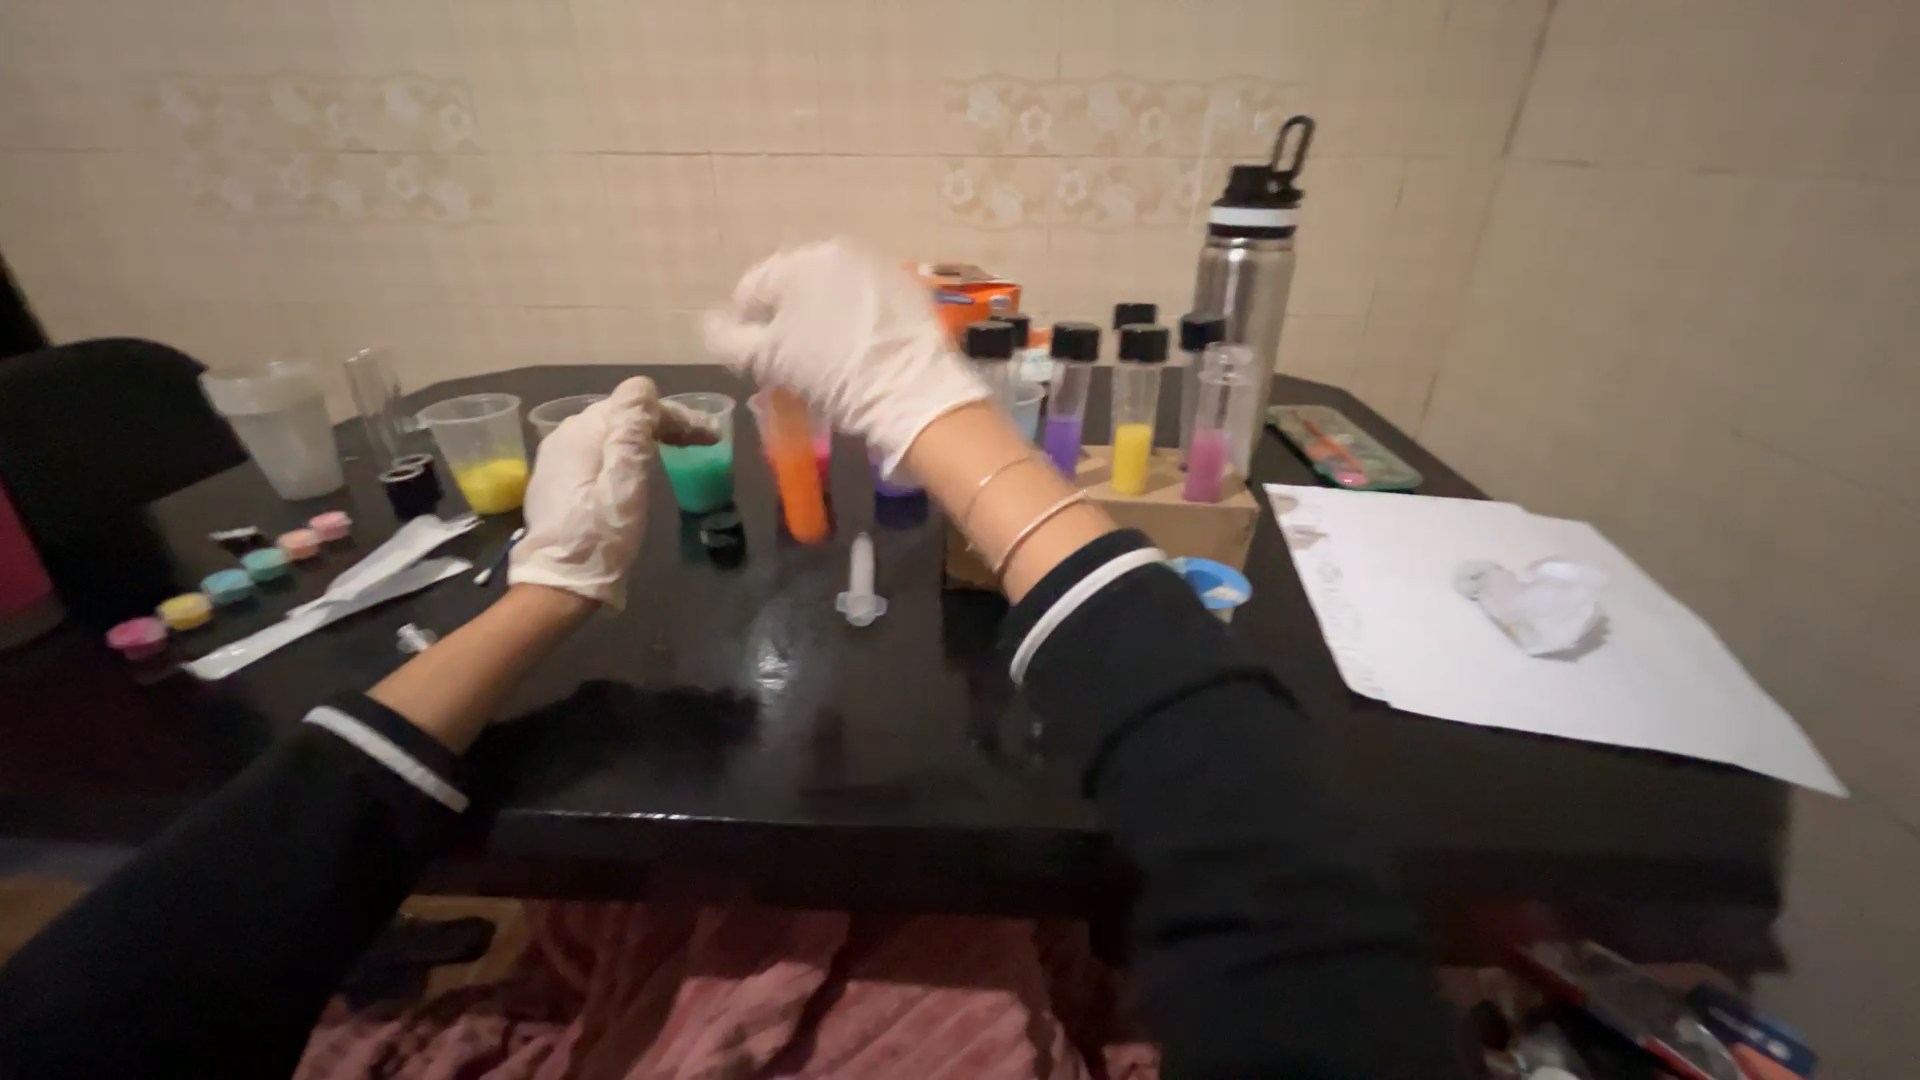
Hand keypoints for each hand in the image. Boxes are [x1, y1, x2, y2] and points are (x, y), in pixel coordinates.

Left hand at [507, 377, 711, 609]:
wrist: (559, 583)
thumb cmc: (600, 537)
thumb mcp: (625, 485)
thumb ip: (632, 432)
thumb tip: (643, 389)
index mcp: (584, 433)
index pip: (636, 403)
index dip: (677, 416)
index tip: (710, 438)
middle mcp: (567, 435)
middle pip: (624, 414)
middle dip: (668, 423)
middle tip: (706, 443)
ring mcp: (560, 456)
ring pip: (613, 430)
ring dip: (650, 435)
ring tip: (683, 449)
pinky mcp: (561, 477)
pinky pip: (601, 448)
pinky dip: (630, 450)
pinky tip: (646, 464)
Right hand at [703, 238, 989, 470]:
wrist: (913, 395)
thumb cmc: (835, 378)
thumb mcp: (772, 361)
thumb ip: (731, 339)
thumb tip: (711, 324)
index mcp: (800, 262)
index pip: (752, 289)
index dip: (747, 328)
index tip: (758, 361)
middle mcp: (840, 253)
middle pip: (795, 289)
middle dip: (787, 323)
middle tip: (793, 364)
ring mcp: (879, 269)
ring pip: (833, 295)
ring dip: (821, 322)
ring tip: (828, 362)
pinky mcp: (910, 293)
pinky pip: (868, 306)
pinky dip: (858, 324)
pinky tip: (862, 356)